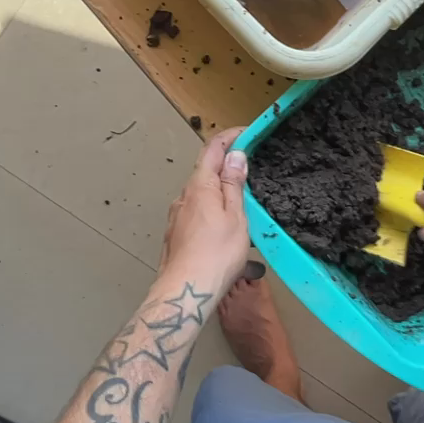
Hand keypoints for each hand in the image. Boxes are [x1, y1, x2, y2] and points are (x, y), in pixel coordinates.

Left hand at [160, 127, 249, 294]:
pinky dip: (211, 209)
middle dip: (225, 166)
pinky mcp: (175, 235)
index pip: (212, 149)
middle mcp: (183, 197)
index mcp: (199, 186)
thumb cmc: (217, 253)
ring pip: (200, 194)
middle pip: (204, 171)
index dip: (229, 137)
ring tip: (240, 204)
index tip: (246, 132)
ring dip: (218, 191)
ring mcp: (177, 216)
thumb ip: (234, 184)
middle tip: (248, 169)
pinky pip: (196, 212)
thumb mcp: (236, 216)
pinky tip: (222, 228)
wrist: (187, 290)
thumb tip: (235, 156)